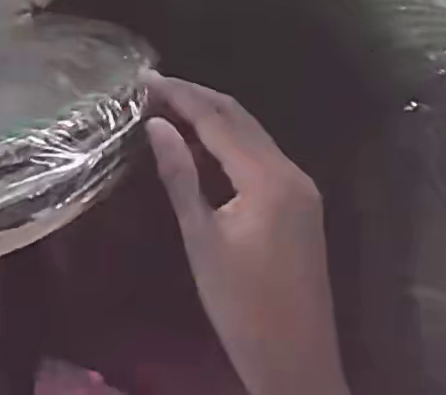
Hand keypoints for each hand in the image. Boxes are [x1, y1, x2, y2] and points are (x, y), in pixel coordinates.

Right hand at [144, 73, 350, 394]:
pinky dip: (228, 140)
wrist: (299, 370)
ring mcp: (300, 186)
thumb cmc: (243, 309)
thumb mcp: (202, 241)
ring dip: (212, 115)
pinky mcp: (300, 201)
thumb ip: (179, 176)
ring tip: (169, 105)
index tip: (145, 79)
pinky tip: (201, 143)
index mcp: (269, 179)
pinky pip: (260, 153)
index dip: (180, 95)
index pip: (217, 120)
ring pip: (251, 132)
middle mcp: (291, 171)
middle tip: (153, 87)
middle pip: (238, 117)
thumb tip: (156, 123)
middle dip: (195, 96)